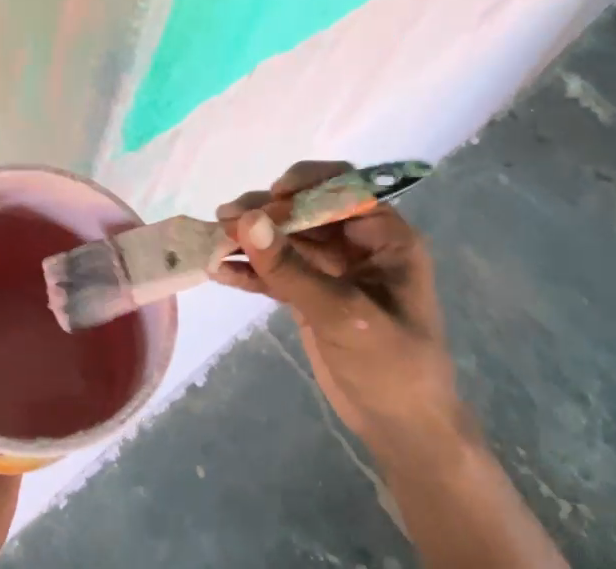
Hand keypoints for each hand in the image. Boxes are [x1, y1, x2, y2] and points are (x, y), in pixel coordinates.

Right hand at [208, 161, 462, 449]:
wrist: (403, 430)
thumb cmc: (391, 366)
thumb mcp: (342, 315)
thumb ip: (291, 268)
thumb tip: (246, 220)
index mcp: (386, 238)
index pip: (342, 189)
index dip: (304, 185)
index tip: (269, 199)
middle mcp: (359, 246)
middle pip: (306, 211)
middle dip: (266, 213)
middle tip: (225, 220)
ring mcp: (333, 270)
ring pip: (286, 239)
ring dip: (251, 239)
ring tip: (212, 240)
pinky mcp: (312, 295)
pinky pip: (277, 271)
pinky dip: (250, 270)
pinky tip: (219, 271)